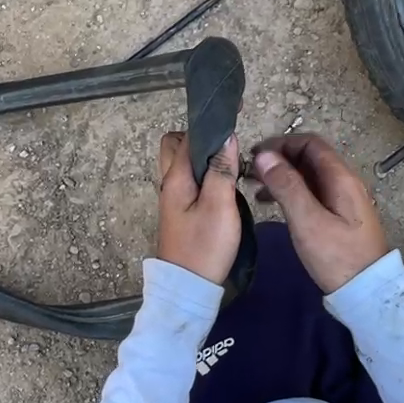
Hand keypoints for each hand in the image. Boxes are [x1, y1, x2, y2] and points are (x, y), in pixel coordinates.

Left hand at [155, 131, 242, 284]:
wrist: (188, 287)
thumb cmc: (205, 247)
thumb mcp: (220, 206)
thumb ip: (222, 170)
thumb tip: (227, 138)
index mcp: (175, 179)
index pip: (187, 137)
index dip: (210, 123)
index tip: (235, 115)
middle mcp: (168, 184)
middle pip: (175, 146)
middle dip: (199, 138)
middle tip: (226, 147)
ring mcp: (173, 198)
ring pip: (182, 165)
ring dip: (203, 158)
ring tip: (230, 164)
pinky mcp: (181, 211)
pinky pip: (189, 181)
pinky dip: (203, 174)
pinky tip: (223, 183)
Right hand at [250, 134, 389, 292]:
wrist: (366, 291)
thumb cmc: (336, 256)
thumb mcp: (307, 221)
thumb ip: (286, 186)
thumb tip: (264, 156)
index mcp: (340, 178)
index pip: (310, 143)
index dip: (280, 144)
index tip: (254, 155)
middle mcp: (344, 183)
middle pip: (309, 158)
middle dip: (279, 159)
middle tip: (250, 172)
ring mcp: (343, 200)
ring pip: (309, 176)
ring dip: (283, 177)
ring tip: (256, 189)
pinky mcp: (339, 216)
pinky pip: (312, 193)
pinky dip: (291, 192)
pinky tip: (274, 205)